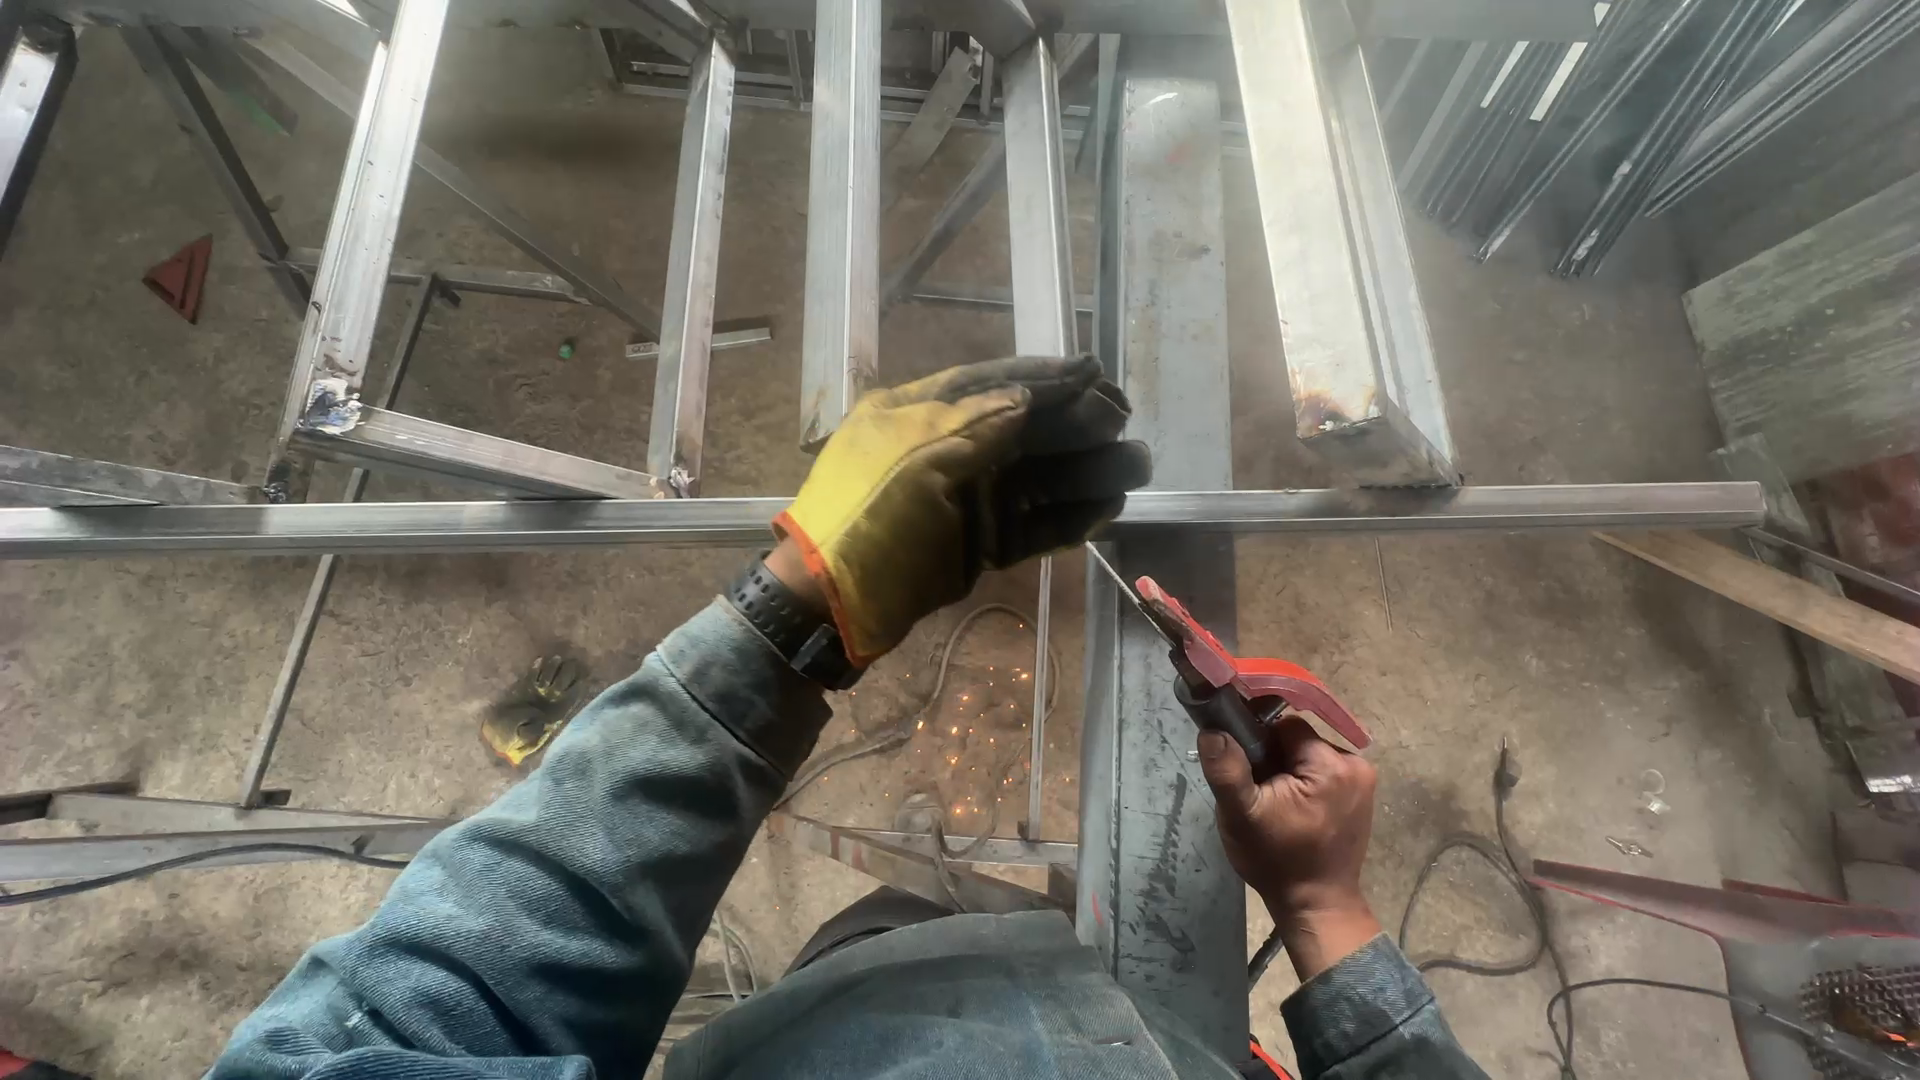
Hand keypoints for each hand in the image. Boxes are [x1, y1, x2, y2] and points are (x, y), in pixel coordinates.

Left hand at [775, 356, 1151, 664]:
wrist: (828, 606)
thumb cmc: (866, 520)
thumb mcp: (917, 458)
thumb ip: (978, 423)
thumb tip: (1033, 395)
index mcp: (919, 413)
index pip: (991, 382)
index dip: (1044, 376)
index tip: (1093, 373)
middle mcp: (947, 449)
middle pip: (1023, 429)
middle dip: (1076, 424)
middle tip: (1123, 421)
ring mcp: (963, 500)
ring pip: (1034, 480)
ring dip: (1084, 472)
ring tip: (1135, 467)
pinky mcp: (976, 545)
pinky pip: (1029, 527)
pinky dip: (1066, 521)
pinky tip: (1106, 510)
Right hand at [1198, 717, 1382, 980]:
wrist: (1316, 906)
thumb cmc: (1277, 860)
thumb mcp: (1241, 815)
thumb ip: (1226, 769)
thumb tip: (1212, 729)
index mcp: (1331, 764)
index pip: (1284, 726)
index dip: (1258, 745)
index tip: (1249, 774)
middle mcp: (1356, 765)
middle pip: (1296, 739)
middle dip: (1273, 759)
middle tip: (1259, 794)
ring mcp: (1362, 781)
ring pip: (1306, 754)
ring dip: (1286, 770)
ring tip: (1275, 805)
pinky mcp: (1360, 796)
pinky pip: (1320, 770)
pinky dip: (1302, 782)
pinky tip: (1293, 810)